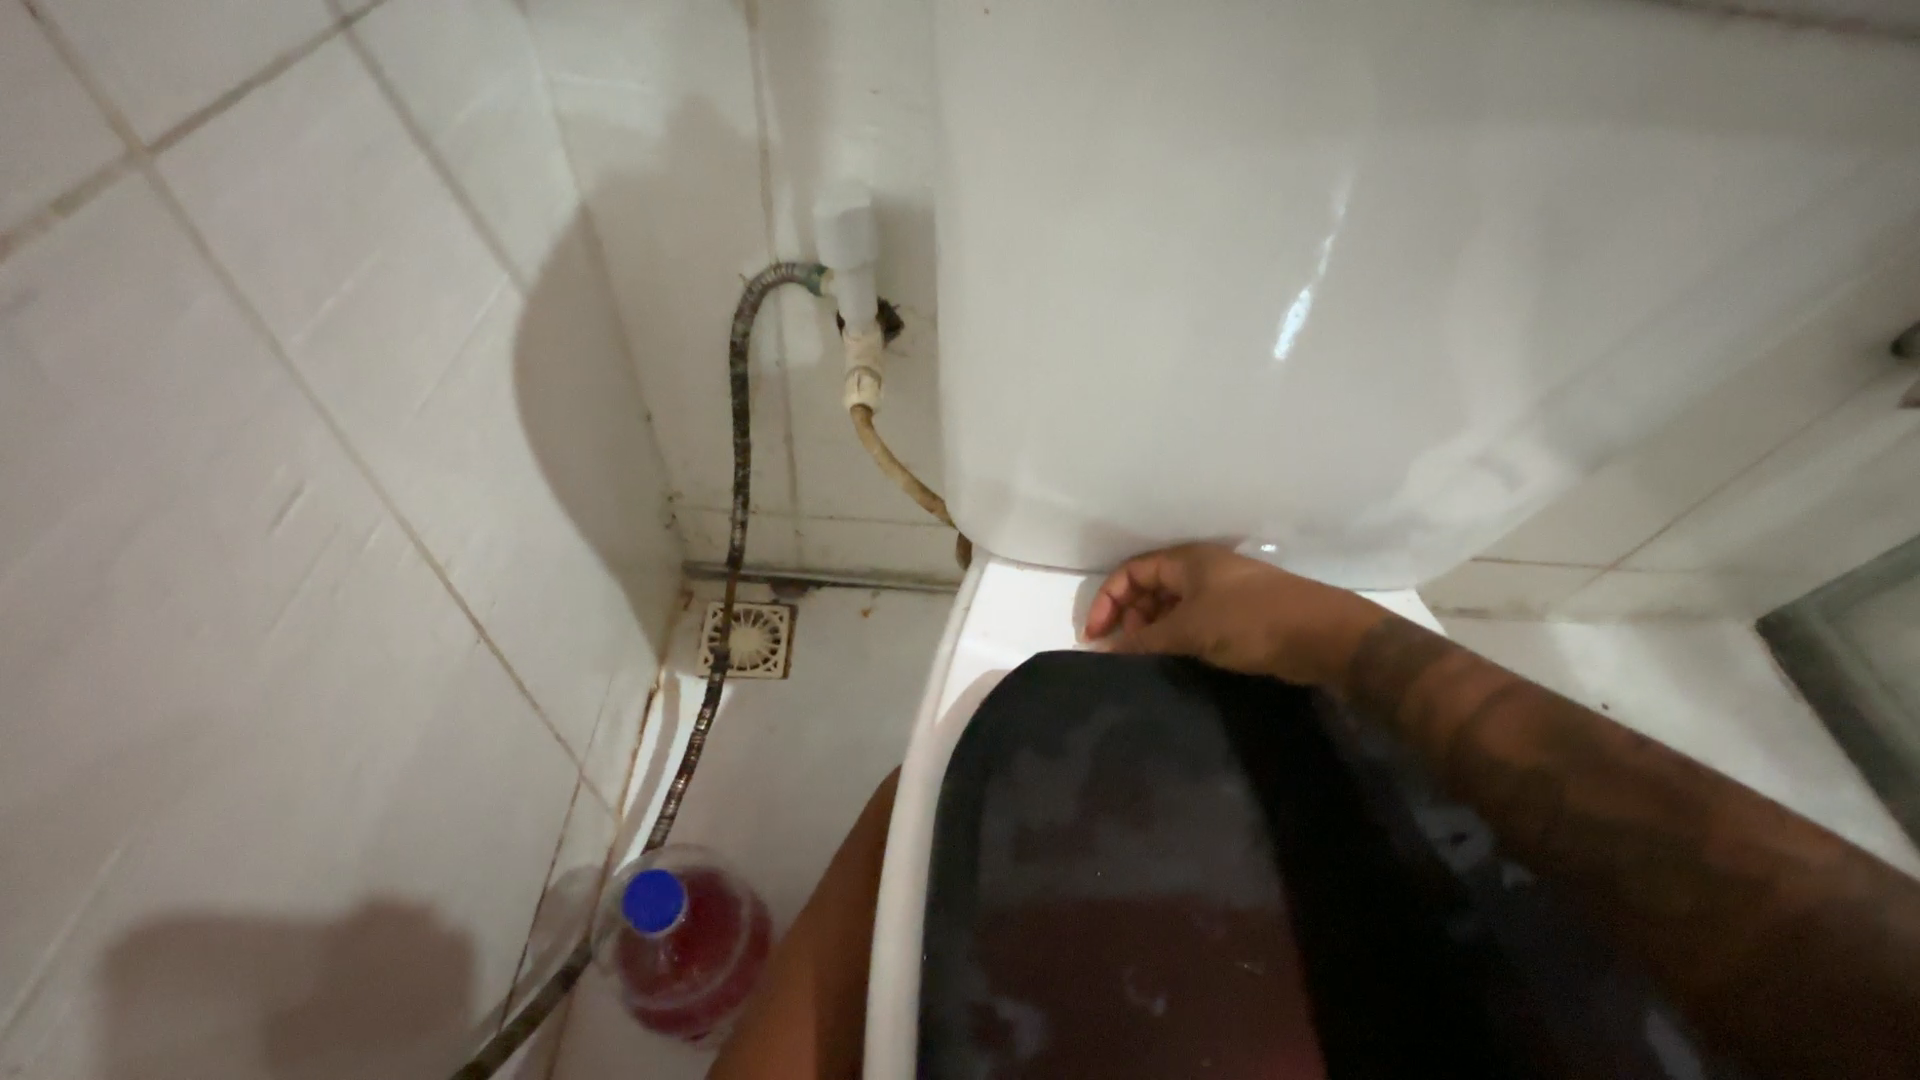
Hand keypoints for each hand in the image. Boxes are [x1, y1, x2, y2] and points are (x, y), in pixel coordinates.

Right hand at [1082, 543, 1385, 686]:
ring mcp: (1220, 592)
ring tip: (1145, 658)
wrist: (1320, 635)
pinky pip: (1191, 621)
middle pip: (1148, 588)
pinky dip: (1174, 637)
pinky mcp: (1236, 615)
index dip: (1107, 601)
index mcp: (1186, 561)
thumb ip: (1143, 640)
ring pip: (1170, 607)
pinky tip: (1172, 659)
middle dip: (1128, 617)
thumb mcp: (1189, 630)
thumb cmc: (1249, 621)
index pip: (1130, 573)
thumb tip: (1104, 651)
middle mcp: (1200, 570)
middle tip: (1124, 650)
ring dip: (1151, 630)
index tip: (1095, 637)